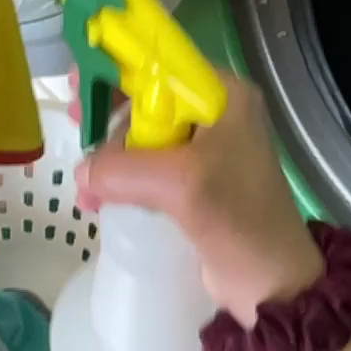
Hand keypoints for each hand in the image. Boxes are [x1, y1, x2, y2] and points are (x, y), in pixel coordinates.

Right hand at [73, 73, 325, 323]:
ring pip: (144, 134)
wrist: (274, 286)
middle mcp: (216, 112)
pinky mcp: (195, 180)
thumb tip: (82, 171)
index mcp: (224, 95)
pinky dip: (122, 177)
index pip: (163, 64)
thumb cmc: (239, 218)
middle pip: (148, 98)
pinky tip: (97, 197)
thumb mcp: (181, 184)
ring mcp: (206, 147)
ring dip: (111, 156)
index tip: (82, 78)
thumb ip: (124, 169)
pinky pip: (149, 165)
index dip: (119, 66)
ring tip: (87, 183)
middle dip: (110, 115)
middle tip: (76, 122)